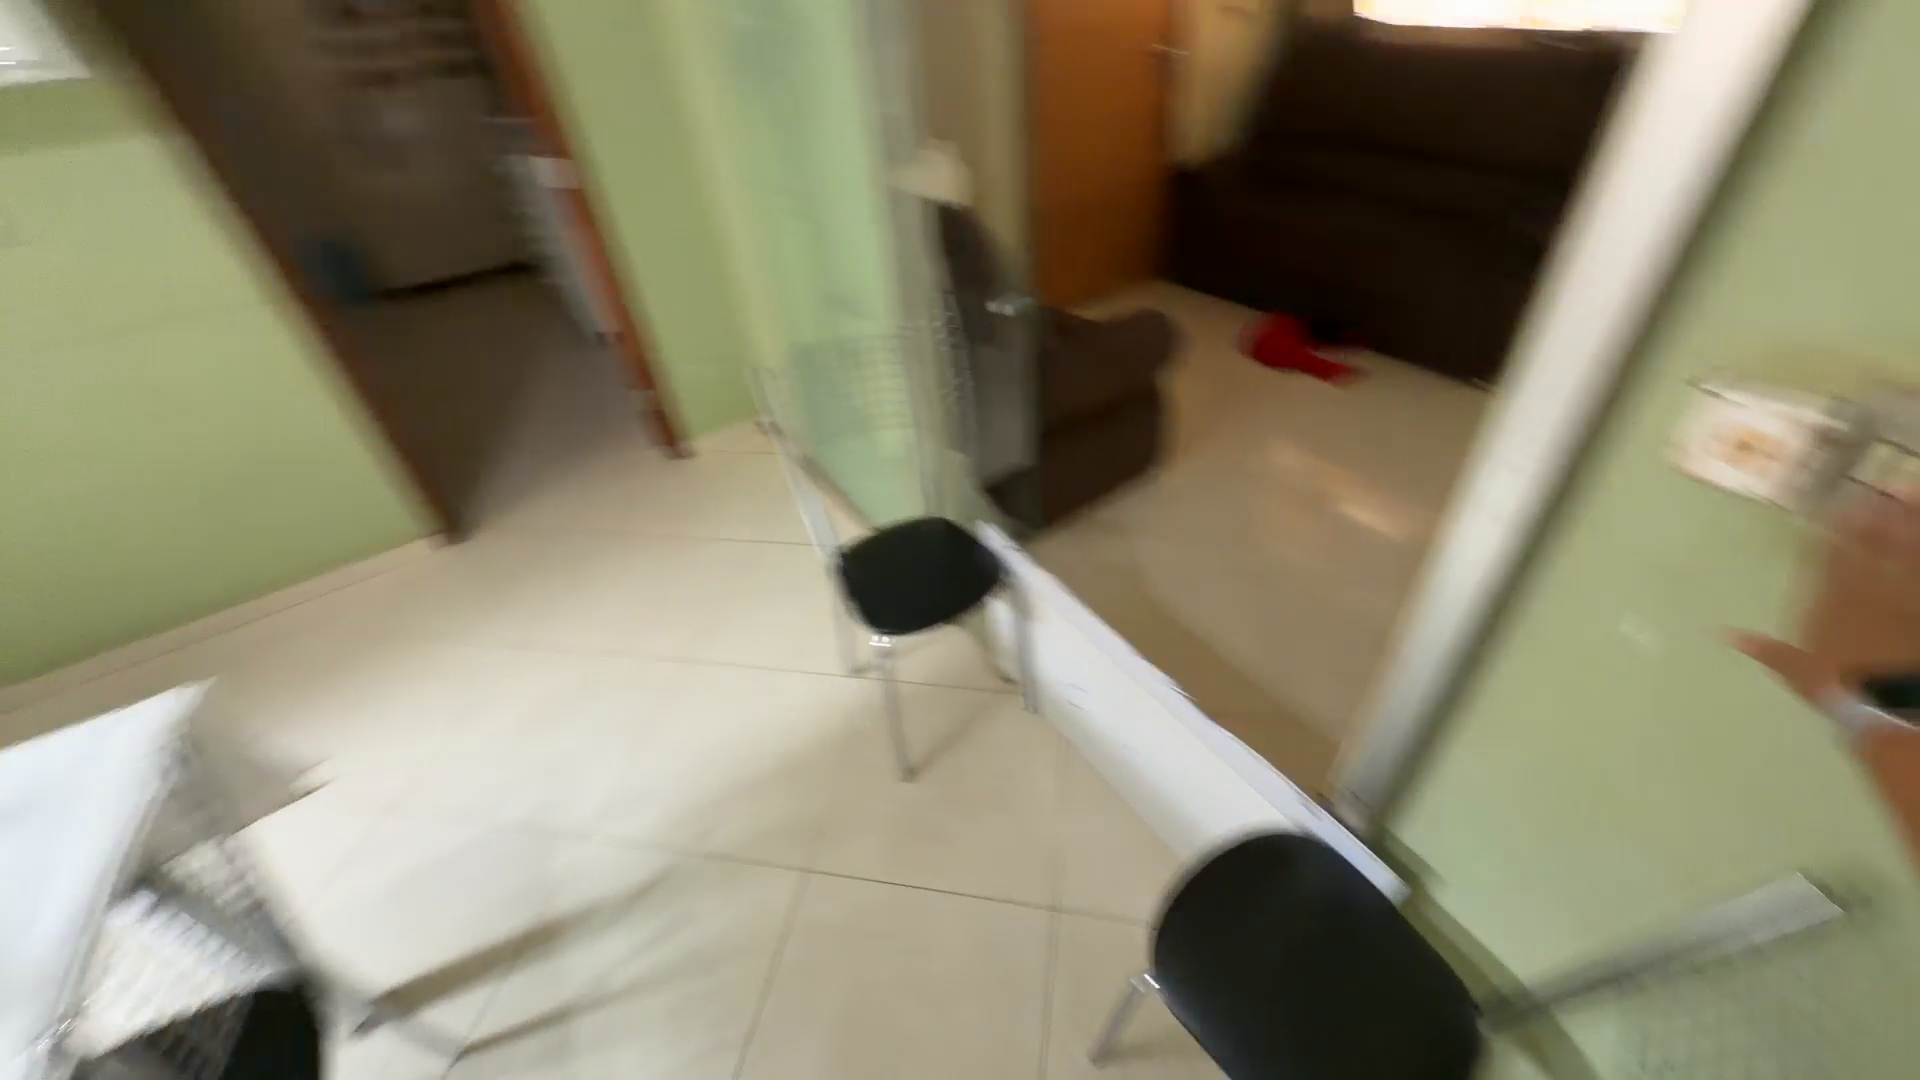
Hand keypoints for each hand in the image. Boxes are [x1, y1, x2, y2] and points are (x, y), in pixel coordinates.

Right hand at [1732, 490, 1919, 707]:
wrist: (1895, 708)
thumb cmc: (1844, 693)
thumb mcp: (1801, 675)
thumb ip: (1768, 651)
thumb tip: (1724, 635)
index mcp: (1829, 609)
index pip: (1831, 565)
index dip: (1837, 536)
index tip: (1843, 509)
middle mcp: (1865, 598)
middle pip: (1871, 553)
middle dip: (1877, 522)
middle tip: (1885, 491)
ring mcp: (1903, 604)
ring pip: (1906, 558)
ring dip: (1908, 530)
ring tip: (1910, 501)